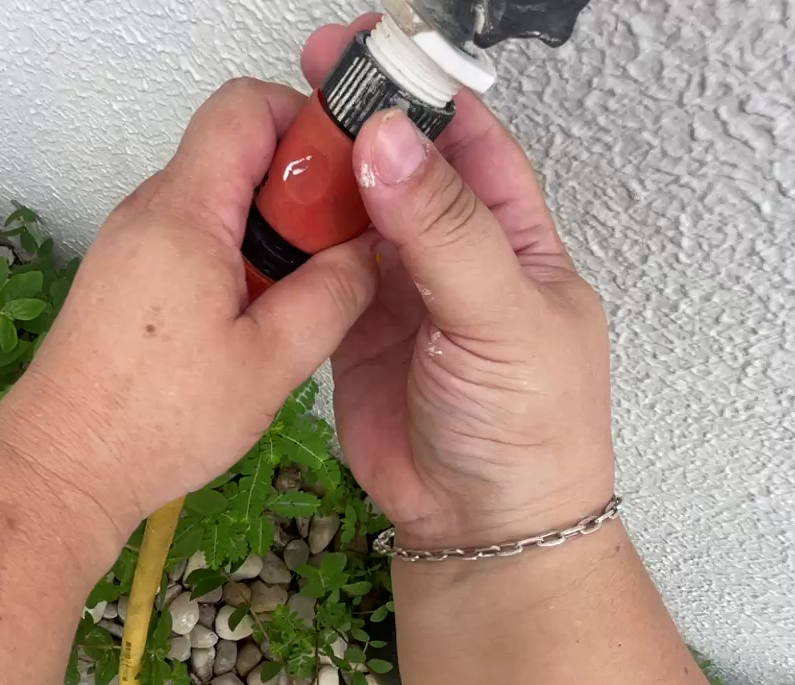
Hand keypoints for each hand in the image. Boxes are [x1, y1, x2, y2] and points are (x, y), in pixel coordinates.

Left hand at [0, 78, 378, 543]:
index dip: (304, 126)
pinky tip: (234, 328)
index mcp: (182, 214)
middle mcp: (144, 214)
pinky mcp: (116, 281)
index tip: (340, 187)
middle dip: (289, 197)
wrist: (64, 465)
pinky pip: (181, 244)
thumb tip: (365, 251)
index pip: (245, 106)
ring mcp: (123, 247)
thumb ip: (332, 294)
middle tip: (320, 264)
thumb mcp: (271, 363)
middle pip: (230, 156)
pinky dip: (221, 265)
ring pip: (208, 206)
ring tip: (276, 309)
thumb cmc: (159, 421)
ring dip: (257, 240)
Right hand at [302, 17, 614, 550]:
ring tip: (272, 154)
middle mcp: (449, 256)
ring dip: (316, 189)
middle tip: (305, 88)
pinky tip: (269, 229)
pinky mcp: (352, 334)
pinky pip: (318, 278)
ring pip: (349, 222)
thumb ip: (443, 231)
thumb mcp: (499, 315)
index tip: (368, 55)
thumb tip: (387, 146)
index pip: (463, 140)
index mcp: (509, 234)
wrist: (475, 520)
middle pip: (396, 173)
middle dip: (354, 130)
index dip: (417, 94)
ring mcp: (396, 296)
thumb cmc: (525, 424)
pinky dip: (294, 254)